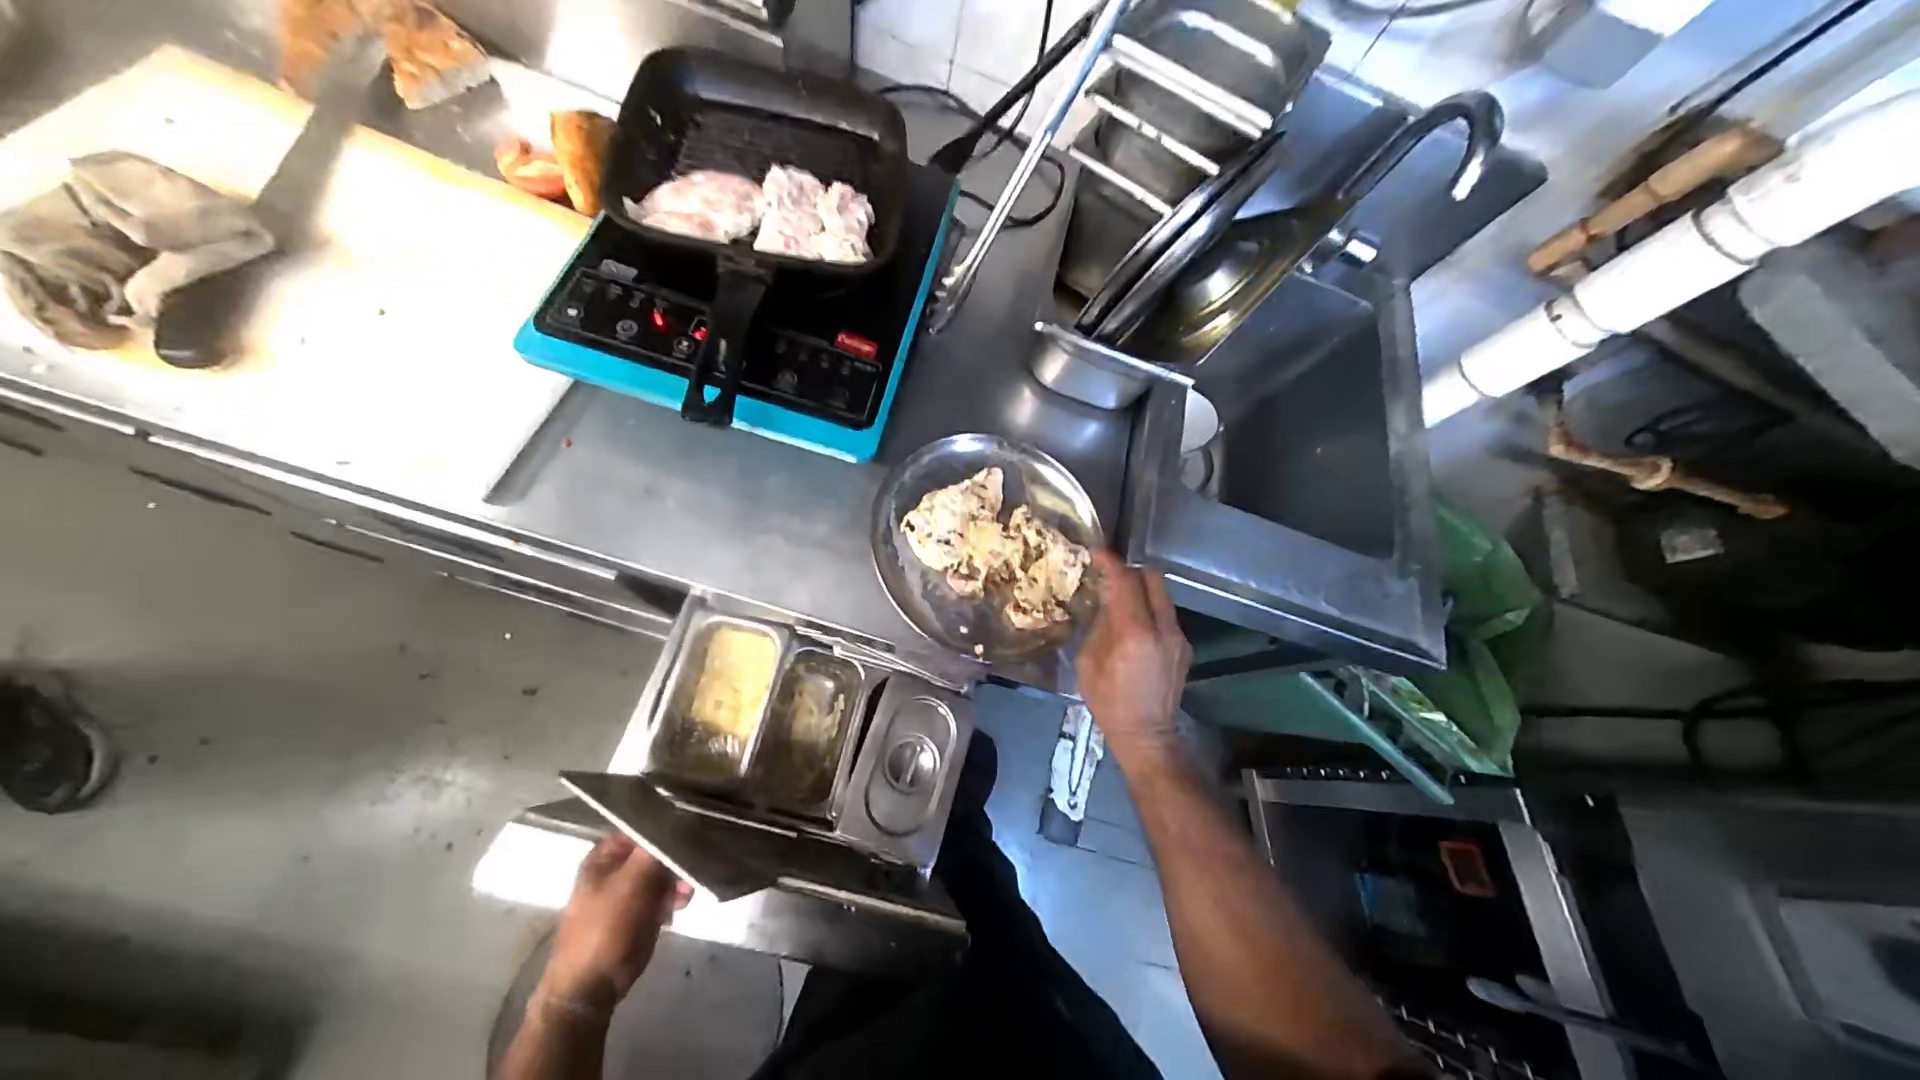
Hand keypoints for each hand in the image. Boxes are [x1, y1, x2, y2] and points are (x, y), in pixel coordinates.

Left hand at [536, 833, 688, 1014]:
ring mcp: (627, 890)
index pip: (642, 824)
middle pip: (656, 848)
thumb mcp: (632, 883)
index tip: (694, 828)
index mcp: (605, 854)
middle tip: (690, 872)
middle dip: (676, 859)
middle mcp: (616, 867)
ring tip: (685, 895)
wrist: (590, 988)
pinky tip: (679, 906)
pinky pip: (663, 892)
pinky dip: (674, 896)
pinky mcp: (639, 910)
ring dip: (678, 879)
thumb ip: (655, 849)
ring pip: (663, 871)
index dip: (668, 824)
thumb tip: (679, 818)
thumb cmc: (606, 929)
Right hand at [1076, 550, 1191, 770]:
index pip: (1125, 582)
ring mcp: (1178, 637)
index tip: (1097, 554)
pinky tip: (1135, 625)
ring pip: (1162, 594)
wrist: (1147, 734)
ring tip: (1121, 600)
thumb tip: (1107, 600)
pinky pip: (1166, 614)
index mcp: (1134, 633)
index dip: (1111, 563)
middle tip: (1111, 577)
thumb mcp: (1088, 661)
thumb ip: (1100, 624)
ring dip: (1141, 590)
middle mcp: (1162, 629)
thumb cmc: (1108, 701)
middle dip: (1130, 571)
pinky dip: (1150, 609)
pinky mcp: (1185, 646)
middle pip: (1152, 578)